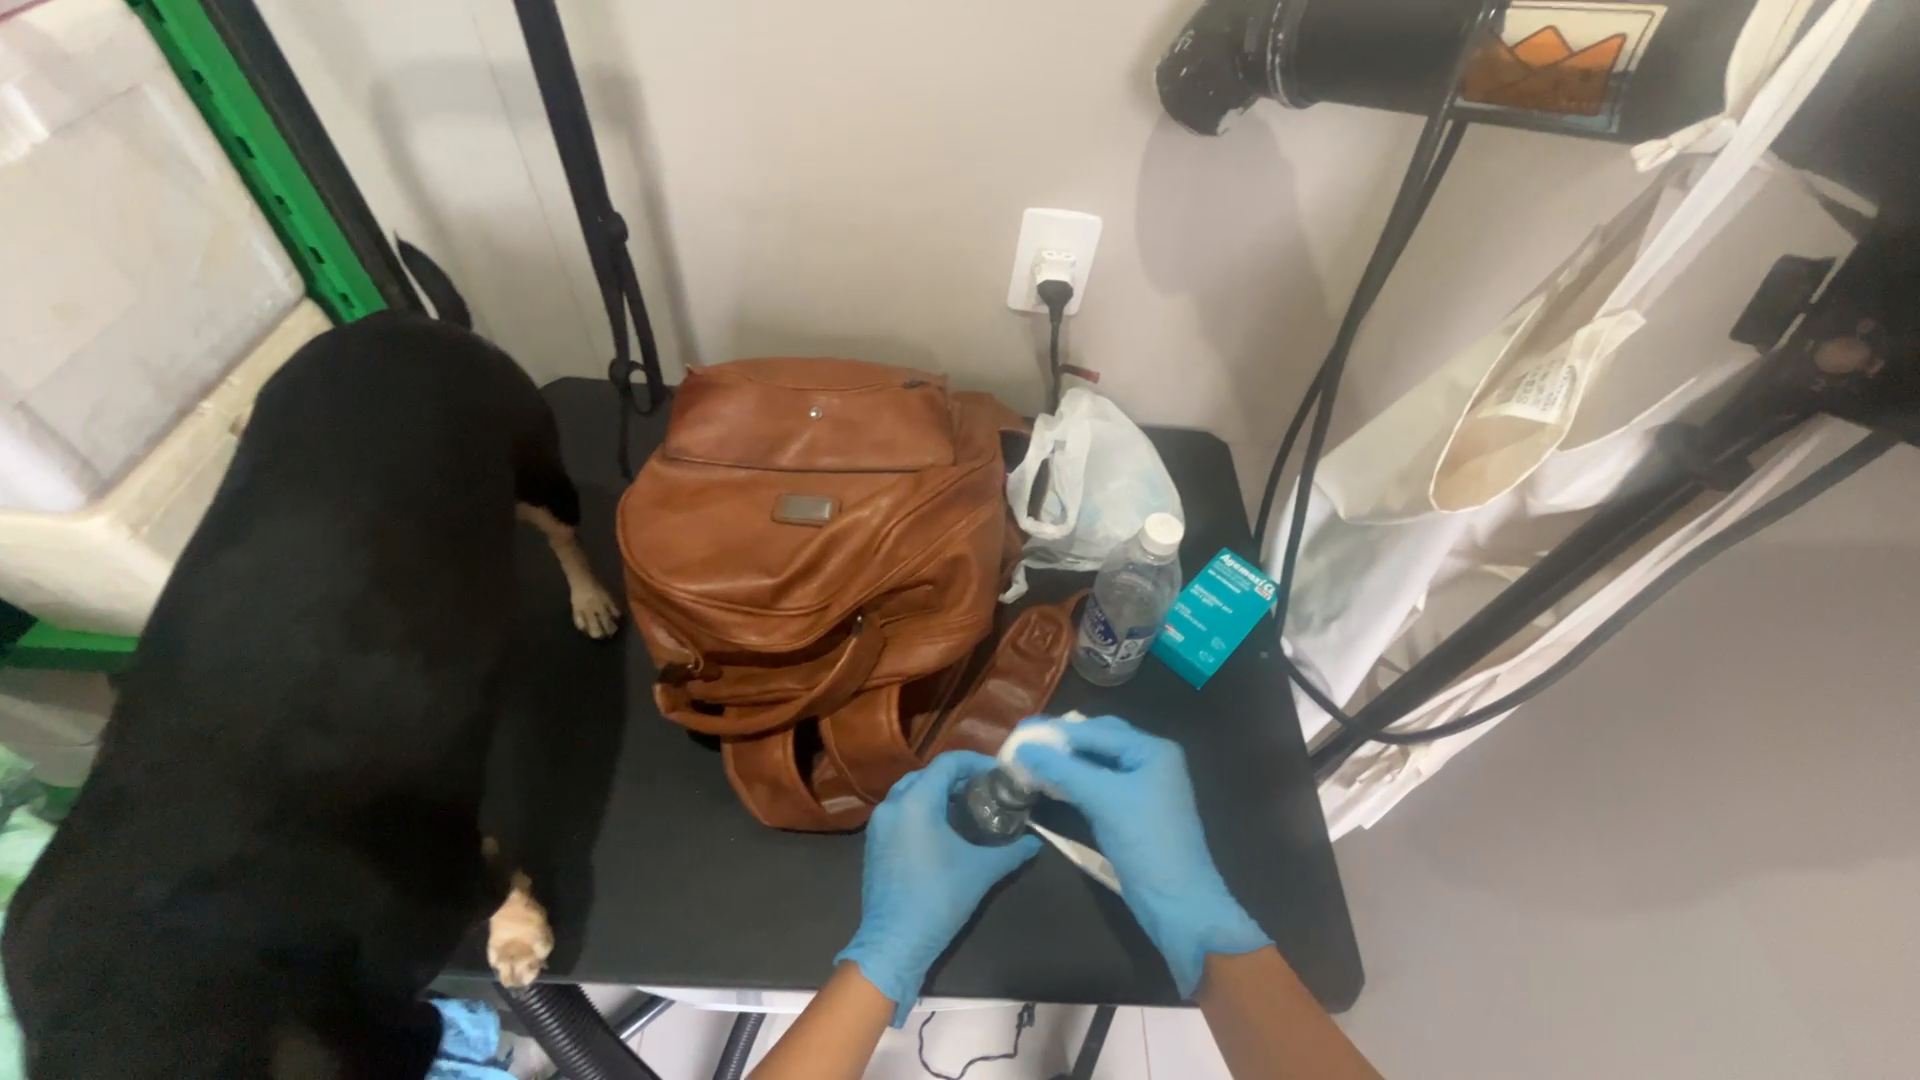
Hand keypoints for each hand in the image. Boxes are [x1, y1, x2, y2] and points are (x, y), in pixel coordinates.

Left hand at [835, 752, 1040, 1024]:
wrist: (894, 942)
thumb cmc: (939, 898)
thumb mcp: (981, 871)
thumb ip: (1011, 851)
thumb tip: (1035, 842)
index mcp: (916, 801)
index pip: (947, 763)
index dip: (975, 762)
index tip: (998, 773)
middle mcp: (892, 804)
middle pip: (927, 774)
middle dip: (956, 777)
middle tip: (985, 789)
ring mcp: (878, 825)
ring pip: (910, 792)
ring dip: (937, 793)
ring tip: (967, 806)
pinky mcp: (874, 843)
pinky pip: (900, 812)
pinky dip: (921, 810)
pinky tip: (943, 829)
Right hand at [1011, 714, 1269, 996]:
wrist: (1177, 903)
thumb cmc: (1146, 843)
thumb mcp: (1103, 800)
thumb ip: (1062, 770)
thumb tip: (1023, 749)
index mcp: (1152, 750)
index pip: (1096, 731)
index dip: (1057, 732)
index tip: (1021, 731)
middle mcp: (1149, 761)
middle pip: (1097, 742)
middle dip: (1061, 743)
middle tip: (1025, 742)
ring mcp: (1142, 787)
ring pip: (1095, 764)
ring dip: (1065, 763)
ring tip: (1030, 759)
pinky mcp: (1131, 811)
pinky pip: (1097, 785)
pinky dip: (1073, 782)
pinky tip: (1049, 783)